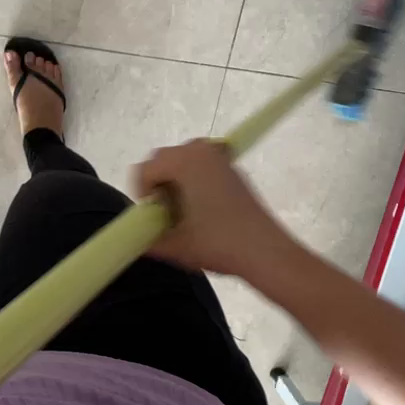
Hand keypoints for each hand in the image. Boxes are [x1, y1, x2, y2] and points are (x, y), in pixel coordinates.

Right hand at [133, 139, 304, 278]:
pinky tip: (201, 206)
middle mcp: (201, 152)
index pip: (145, 168)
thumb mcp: (175, 245)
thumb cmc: (217, 244)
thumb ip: (149, 240)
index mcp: (183, 163)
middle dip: (157, 182)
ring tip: (180, 206)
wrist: (266, 252)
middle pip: (164, 158)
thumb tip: (138, 239)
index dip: (141, 192)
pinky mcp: (234, 170)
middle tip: (162, 211)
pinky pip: (203, 164)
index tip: (150, 216)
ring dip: (175, 177)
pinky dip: (194, 178)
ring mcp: (220, 158)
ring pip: (184, 157)